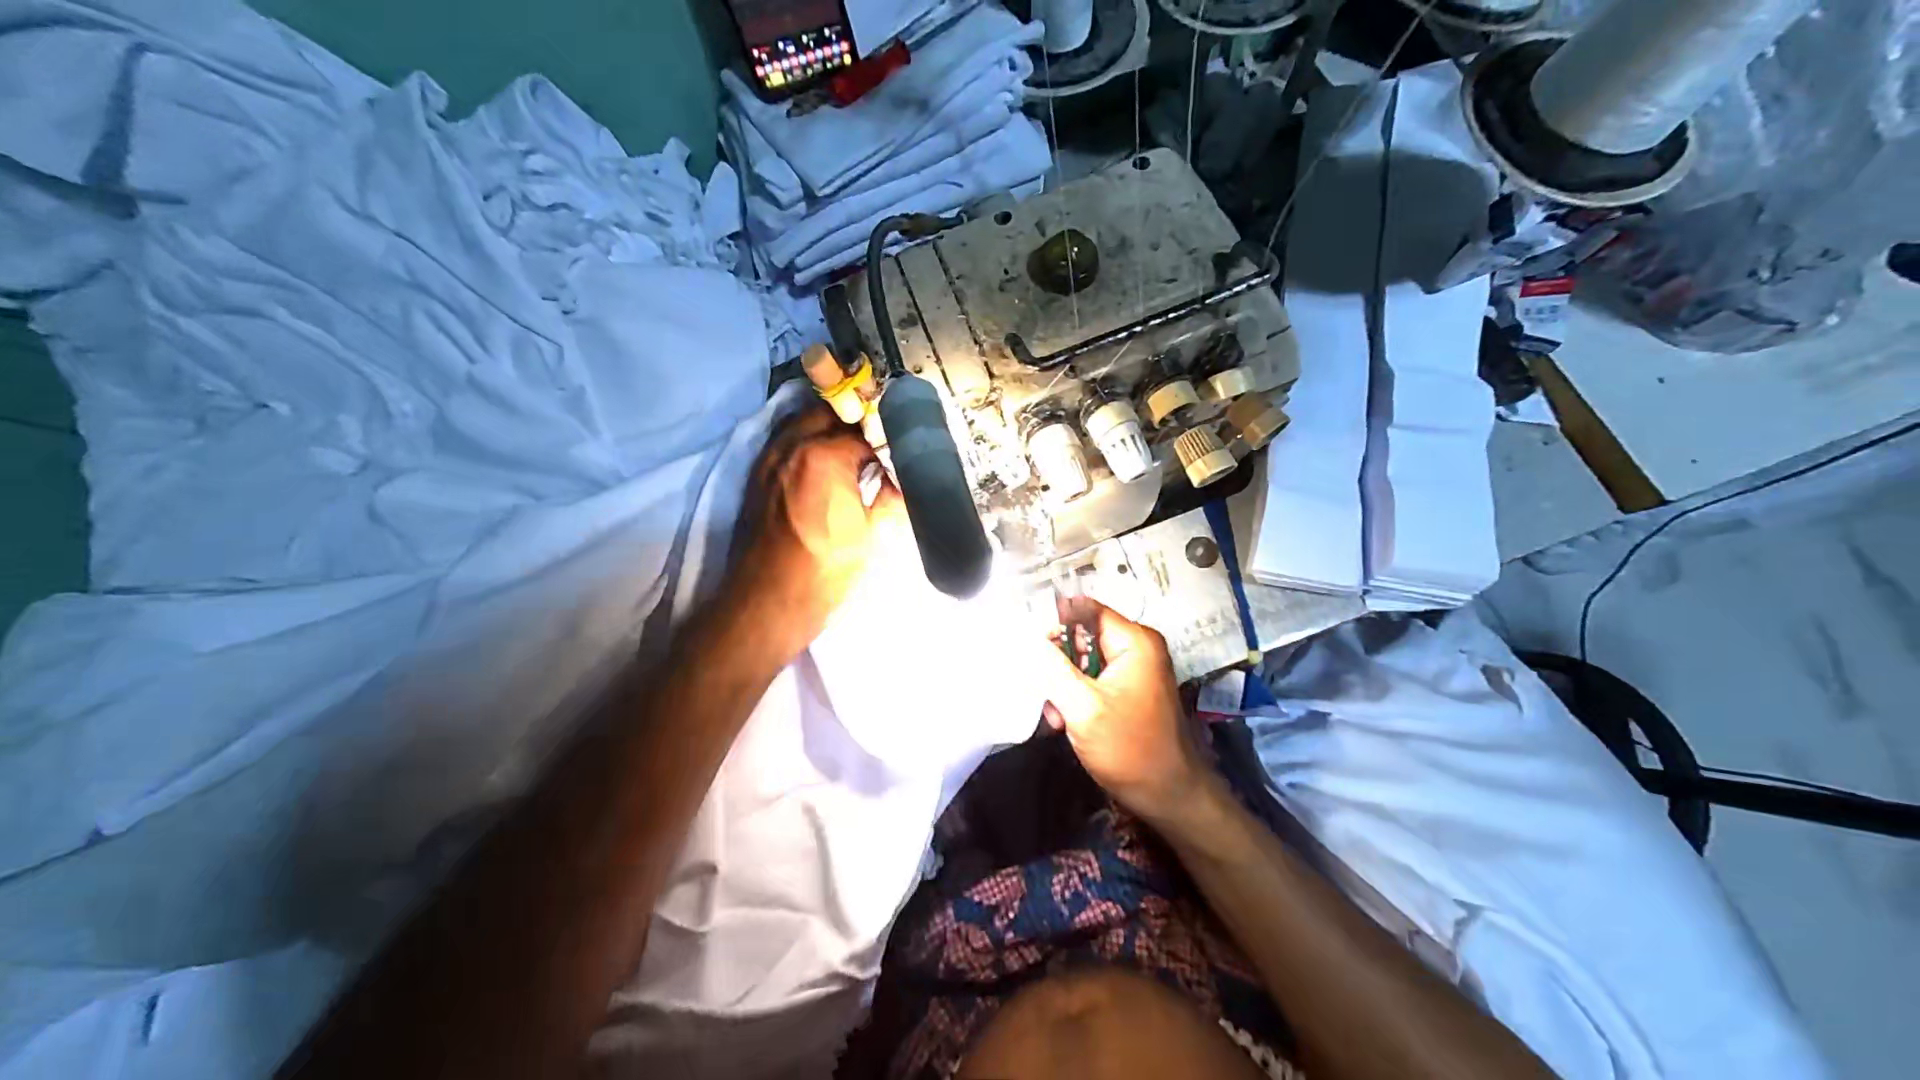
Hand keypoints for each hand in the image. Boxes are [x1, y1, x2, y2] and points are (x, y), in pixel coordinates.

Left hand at [726, 405, 903, 656]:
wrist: (768, 602)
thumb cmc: (824, 571)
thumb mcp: (871, 536)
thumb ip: (890, 498)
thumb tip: (905, 481)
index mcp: (824, 457)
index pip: (865, 432)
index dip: (886, 440)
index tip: (900, 449)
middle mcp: (792, 447)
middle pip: (829, 415)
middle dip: (855, 423)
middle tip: (877, 442)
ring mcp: (769, 460)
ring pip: (801, 423)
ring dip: (827, 426)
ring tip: (851, 447)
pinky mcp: (756, 477)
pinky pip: (784, 442)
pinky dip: (805, 441)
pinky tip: (822, 462)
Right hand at [1029, 595, 1220, 826]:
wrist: (1168, 797)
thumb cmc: (1129, 748)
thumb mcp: (1082, 706)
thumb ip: (1051, 667)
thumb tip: (1025, 636)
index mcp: (1134, 641)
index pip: (1085, 610)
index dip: (1054, 622)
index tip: (1027, 644)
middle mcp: (1136, 649)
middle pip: (1081, 636)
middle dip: (1056, 661)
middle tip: (1042, 688)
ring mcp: (1132, 672)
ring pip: (1081, 661)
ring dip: (1061, 685)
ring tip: (1057, 715)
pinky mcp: (1126, 693)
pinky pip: (1091, 681)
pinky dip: (1074, 698)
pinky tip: (1066, 721)